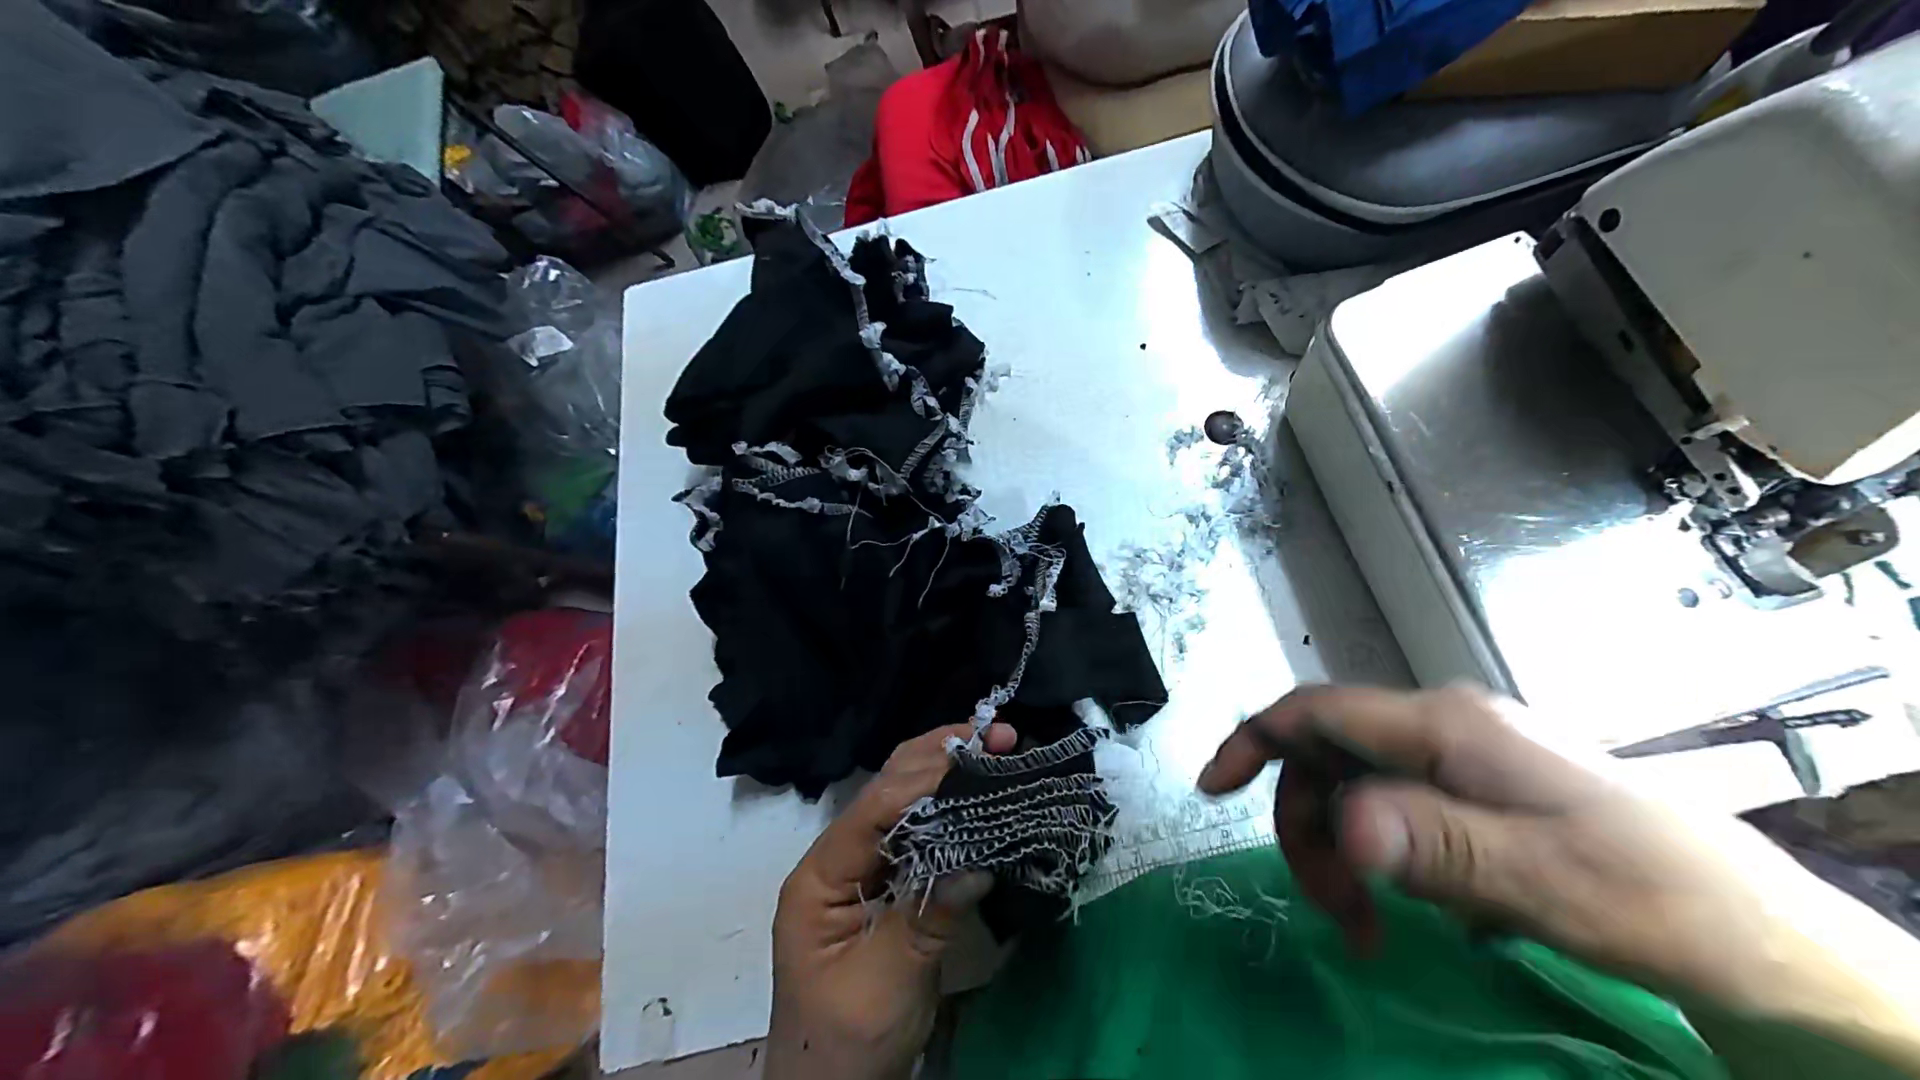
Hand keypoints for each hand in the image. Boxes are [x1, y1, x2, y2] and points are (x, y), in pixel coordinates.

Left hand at [766, 722, 1014, 1079]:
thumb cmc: (845, 1040)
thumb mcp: (886, 982)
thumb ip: (928, 917)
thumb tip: (980, 859)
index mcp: (819, 876)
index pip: (872, 810)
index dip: (921, 778)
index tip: (973, 752)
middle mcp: (838, 858)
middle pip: (886, 792)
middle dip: (937, 757)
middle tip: (993, 735)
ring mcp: (862, 868)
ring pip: (903, 804)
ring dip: (946, 773)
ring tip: (992, 748)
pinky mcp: (888, 883)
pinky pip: (918, 834)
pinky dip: (949, 809)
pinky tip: (978, 794)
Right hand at [1196, 684, 1919, 1024]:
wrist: (1776, 943)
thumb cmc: (1658, 900)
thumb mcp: (1546, 882)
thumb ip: (1439, 843)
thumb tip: (1347, 826)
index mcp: (1447, 727)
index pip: (1317, 711)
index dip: (1253, 741)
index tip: (1211, 789)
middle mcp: (1445, 726)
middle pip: (1329, 757)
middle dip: (1311, 830)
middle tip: (1340, 914)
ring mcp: (1465, 756)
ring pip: (1358, 786)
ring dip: (1347, 852)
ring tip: (1375, 926)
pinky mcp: (1482, 789)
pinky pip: (1399, 807)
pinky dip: (1384, 854)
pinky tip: (1424, 906)